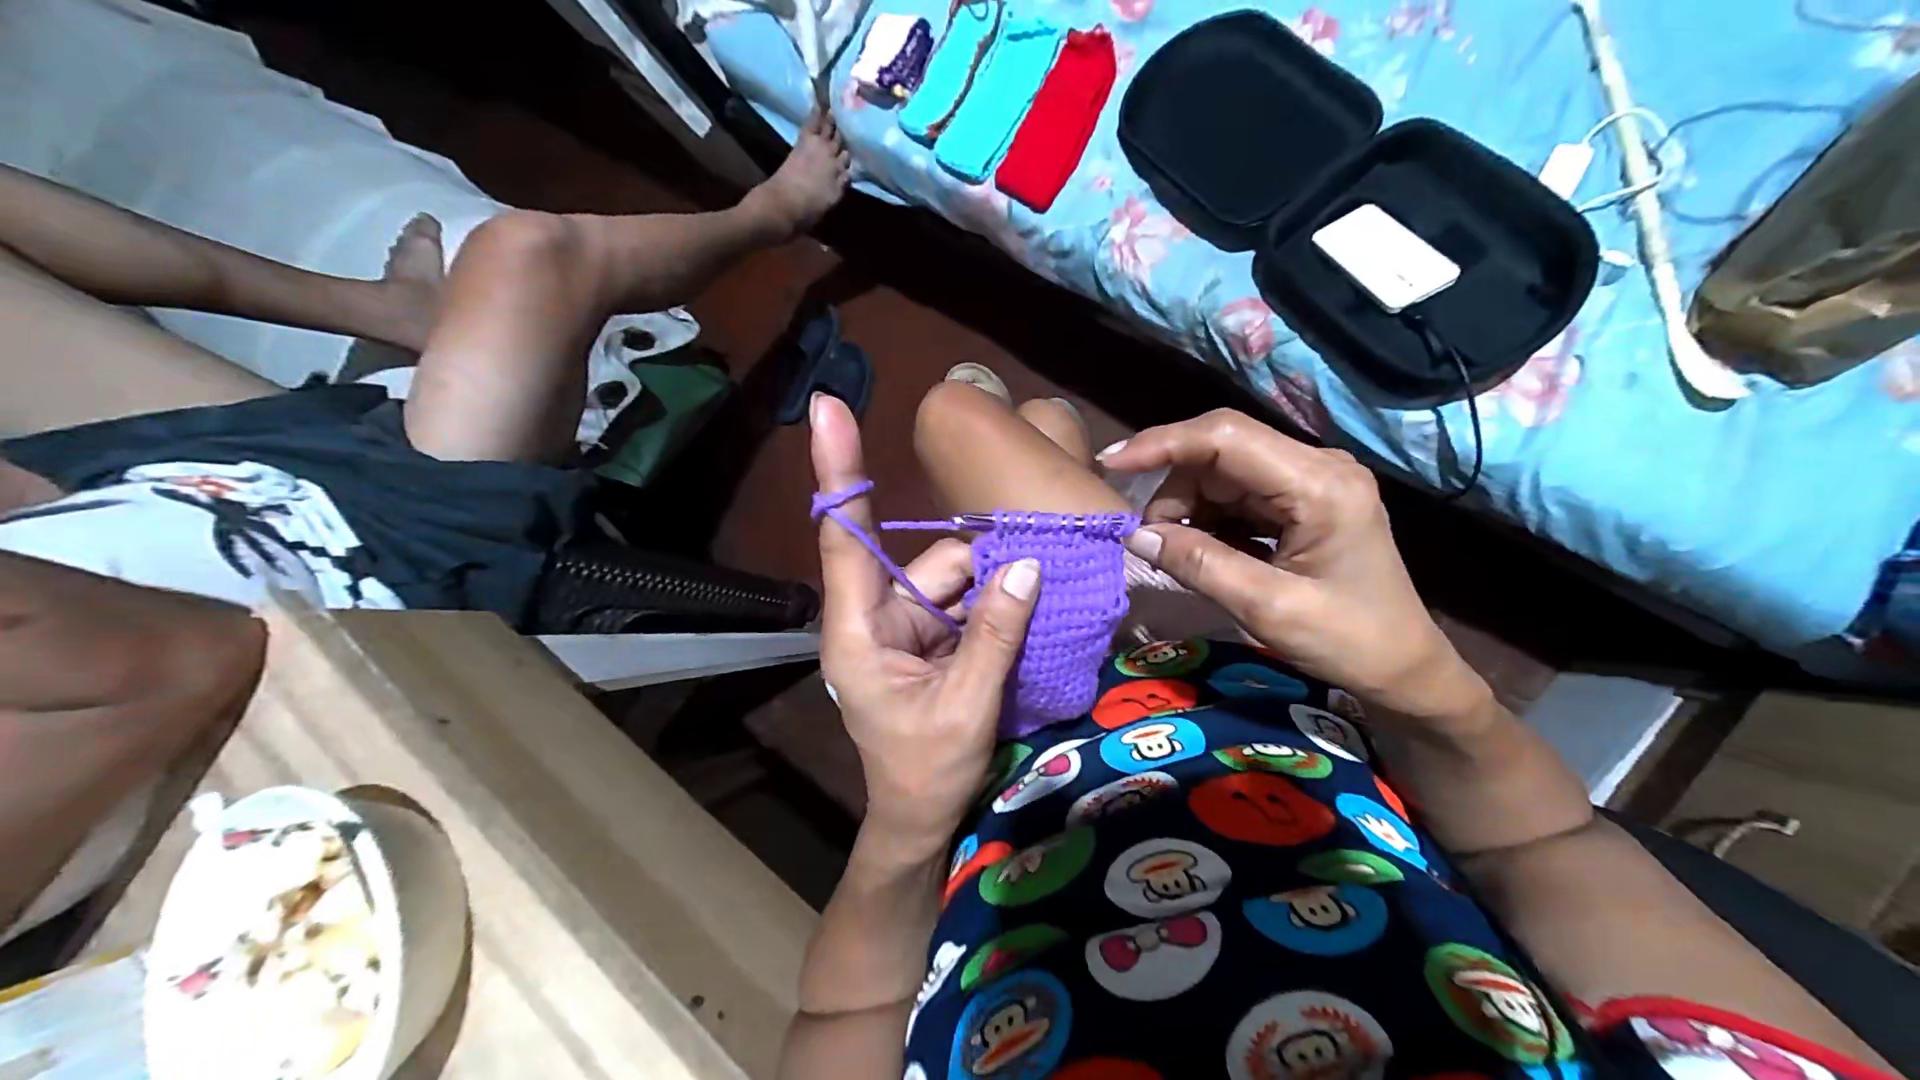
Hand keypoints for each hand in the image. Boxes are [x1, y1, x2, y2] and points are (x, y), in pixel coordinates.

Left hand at [810, 394, 1040, 858]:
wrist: (918, 819)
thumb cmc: (925, 772)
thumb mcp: (966, 705)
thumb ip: (995, 634)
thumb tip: (1024, 565)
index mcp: (858, 630)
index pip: (844, 537)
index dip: (838, 471)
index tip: (828, 408)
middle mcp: (874, 615)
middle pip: (926, 560)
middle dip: (979, 566)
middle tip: (1033, 575)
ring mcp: (902, 625)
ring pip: (952, 578)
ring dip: (993, 588)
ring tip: (1034, 606)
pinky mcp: (926, 637)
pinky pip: (962, 601)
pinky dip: (992, 603)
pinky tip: (1023, 611)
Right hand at [1100, 410, 1487, 722]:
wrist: (1403, 667)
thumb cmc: (1348, 641)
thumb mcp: (1267, 608)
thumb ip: (1199, 565)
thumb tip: (1136, 536)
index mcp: (1319, 484)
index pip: (1225, 437)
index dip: (1161, 443)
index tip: (1109, 464)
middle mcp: (1315, 466)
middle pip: (1217, 452)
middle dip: (1173, 490)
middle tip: (1151, 542)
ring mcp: (1308, 480)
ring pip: (1219, 472)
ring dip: (1186, 508)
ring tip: (1180, 555)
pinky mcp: (1298, 500)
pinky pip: (1233, 494)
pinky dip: (1206, 520)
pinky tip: (1203, 551)